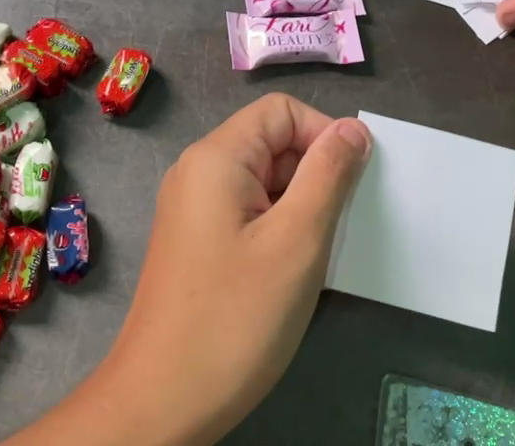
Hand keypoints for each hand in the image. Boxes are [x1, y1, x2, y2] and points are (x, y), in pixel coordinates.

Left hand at [9, 94, 370, 445]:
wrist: (161, 402)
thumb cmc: (235, 317)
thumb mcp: (297, 241)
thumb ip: (329, 176)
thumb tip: (353, 129)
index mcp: (216, 157)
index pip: (282, 112)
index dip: (323, 135)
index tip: (352, 184)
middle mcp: (198, 171)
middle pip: (271, 143)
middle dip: (313, 175)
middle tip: (335, 229)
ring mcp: (192, 209)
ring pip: (263, 181)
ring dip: (298, 207)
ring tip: (312, 256)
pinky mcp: (195, 242)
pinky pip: (247, 212)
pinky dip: (276, 230)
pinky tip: (287, 273)